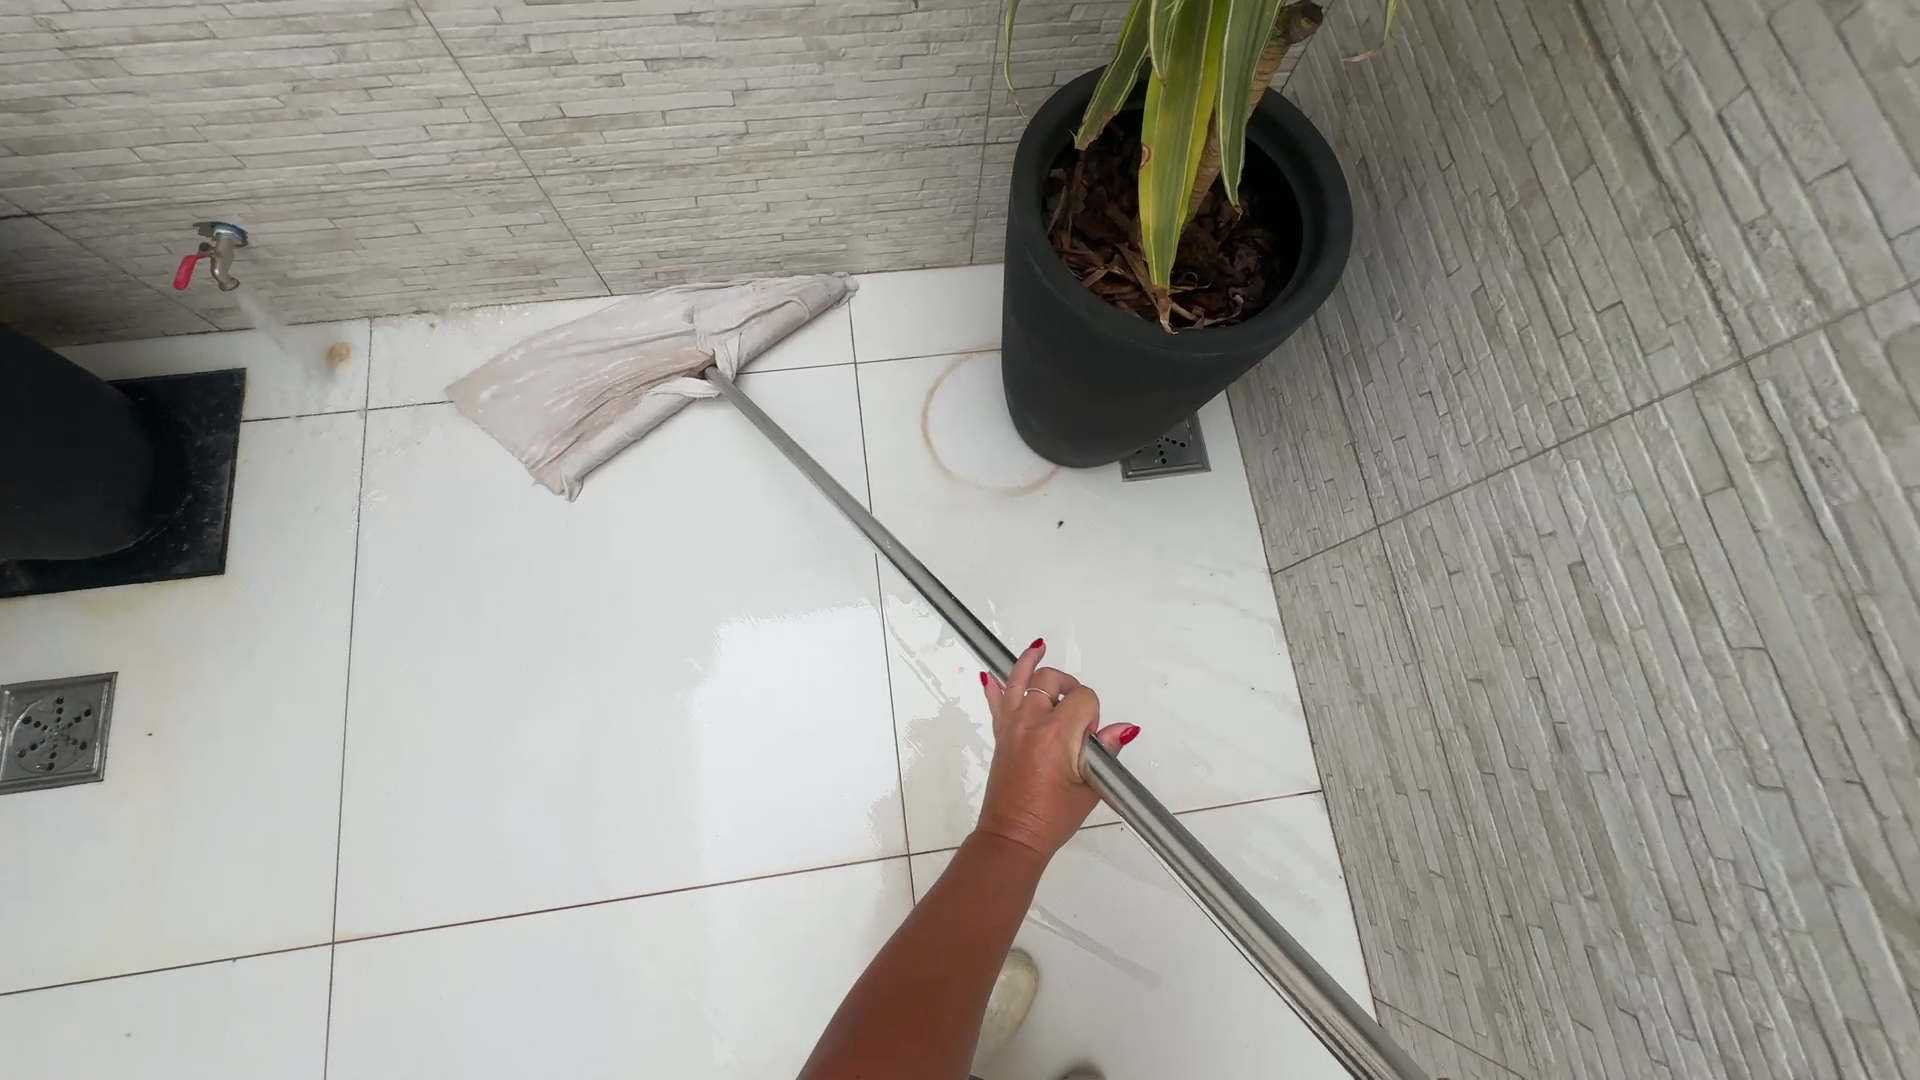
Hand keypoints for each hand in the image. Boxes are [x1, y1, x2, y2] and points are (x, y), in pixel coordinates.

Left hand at [972, 639, 1138, 860]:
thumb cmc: (1053, 817)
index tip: (1092, 734)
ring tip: (1038, 647)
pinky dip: (994, 686)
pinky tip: (991, 675)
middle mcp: (1031, 722)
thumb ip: (1105, 751)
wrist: (1014, 835)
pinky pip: (996, 702)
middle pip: (1050, 680)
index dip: (1094, 712)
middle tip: (1078, 713)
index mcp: (1057, 734)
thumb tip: (1124, 729)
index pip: (1083, 698)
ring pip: (1018, 681)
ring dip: (1029, 663)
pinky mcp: (1001, 734)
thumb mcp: (1091, 787)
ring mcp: (1012, 725)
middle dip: (1069, 687)